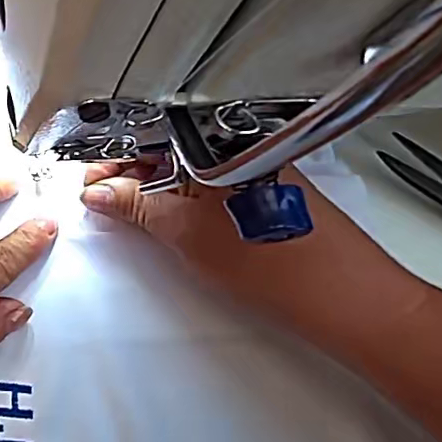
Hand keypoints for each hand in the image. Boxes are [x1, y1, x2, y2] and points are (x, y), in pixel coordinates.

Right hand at [79, 164, 429, 344]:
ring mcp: (252, 166)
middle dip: (128, 175)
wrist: (351, 302)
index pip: (145, 140)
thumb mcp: (184, 233)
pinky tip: (170, 220)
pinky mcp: (263, 187)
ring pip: (185, 169)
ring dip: (154, 188)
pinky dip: (183, 199)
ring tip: (134, 214)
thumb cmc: (282, 267)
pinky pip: (208, 184)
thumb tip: (100, 194)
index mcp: (215, 144)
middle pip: (164, 151)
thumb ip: (134, 206)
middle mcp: (235, 146)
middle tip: (103, 201)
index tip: (90, 182)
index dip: (110, 162)